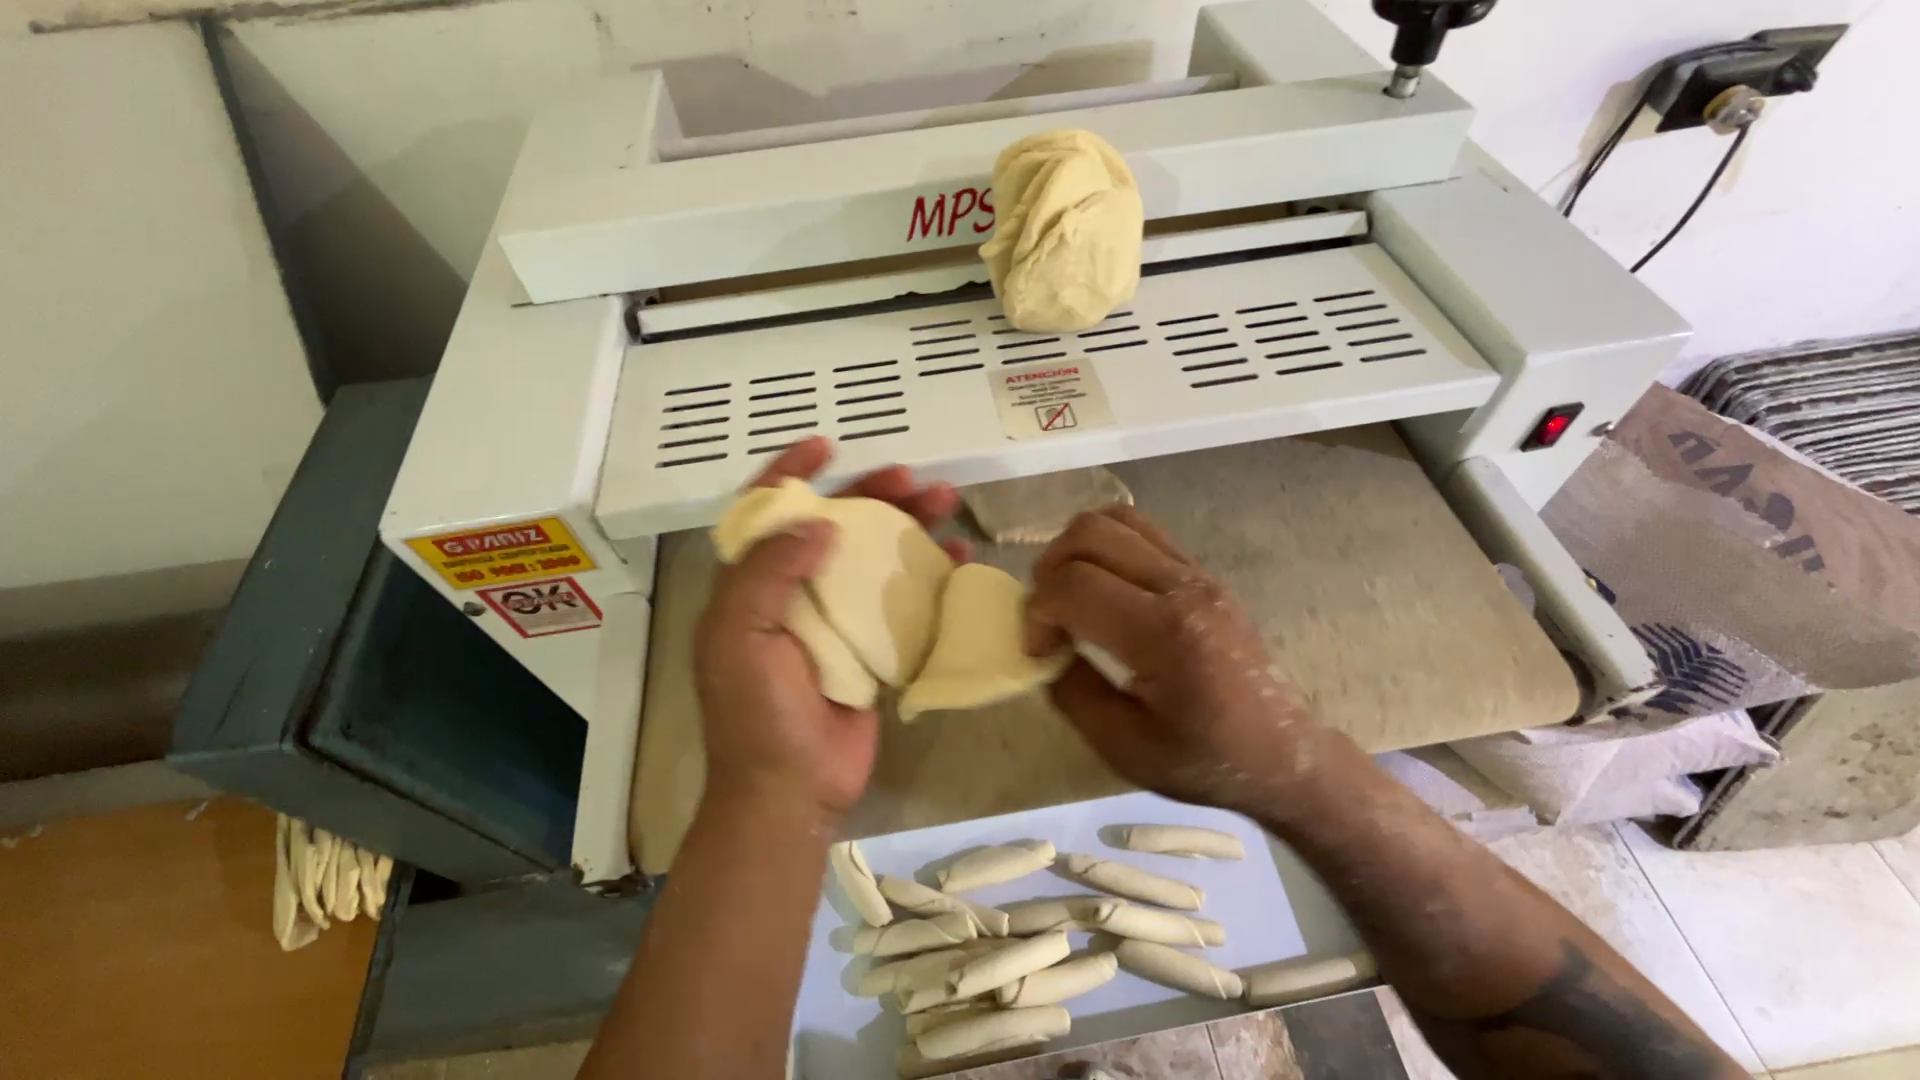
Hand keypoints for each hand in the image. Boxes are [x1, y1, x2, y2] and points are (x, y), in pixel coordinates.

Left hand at [694, 437, 968, 821]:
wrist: (791, 789)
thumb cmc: (756, 713)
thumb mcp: (740, 636)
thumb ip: (768, 573)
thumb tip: (820, 523)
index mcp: (752, 587)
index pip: (766, 514)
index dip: (790, 473)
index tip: (826, 446)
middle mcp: (794, 595)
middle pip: (836, 527)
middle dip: (874, 495)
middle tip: (916, 480)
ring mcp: (837, 621)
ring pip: (875, 558)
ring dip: (911, 528)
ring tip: (951, 506)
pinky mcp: (874, 648)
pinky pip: (905, 602)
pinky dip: (932, 578)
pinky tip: (960, 560)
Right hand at [1023, 505, 1321, 812]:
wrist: (1280, 755)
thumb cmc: (1202, 760)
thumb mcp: (1122, 746)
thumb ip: (1071, 691)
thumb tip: (1045, 649)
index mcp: (1164, 634)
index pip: (1073, 584)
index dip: (1036, 612)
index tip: (1038, 652)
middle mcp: (1182, 588)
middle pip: (1090, 534)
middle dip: (1048, 571)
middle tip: (1046, 619)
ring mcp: (1197, 573)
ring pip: (1115, 519)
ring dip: (1075, 550)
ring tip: (1068, 596)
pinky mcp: (1202, 572)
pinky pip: (1142, 531)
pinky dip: (1105, 547)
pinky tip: (1101, 590)